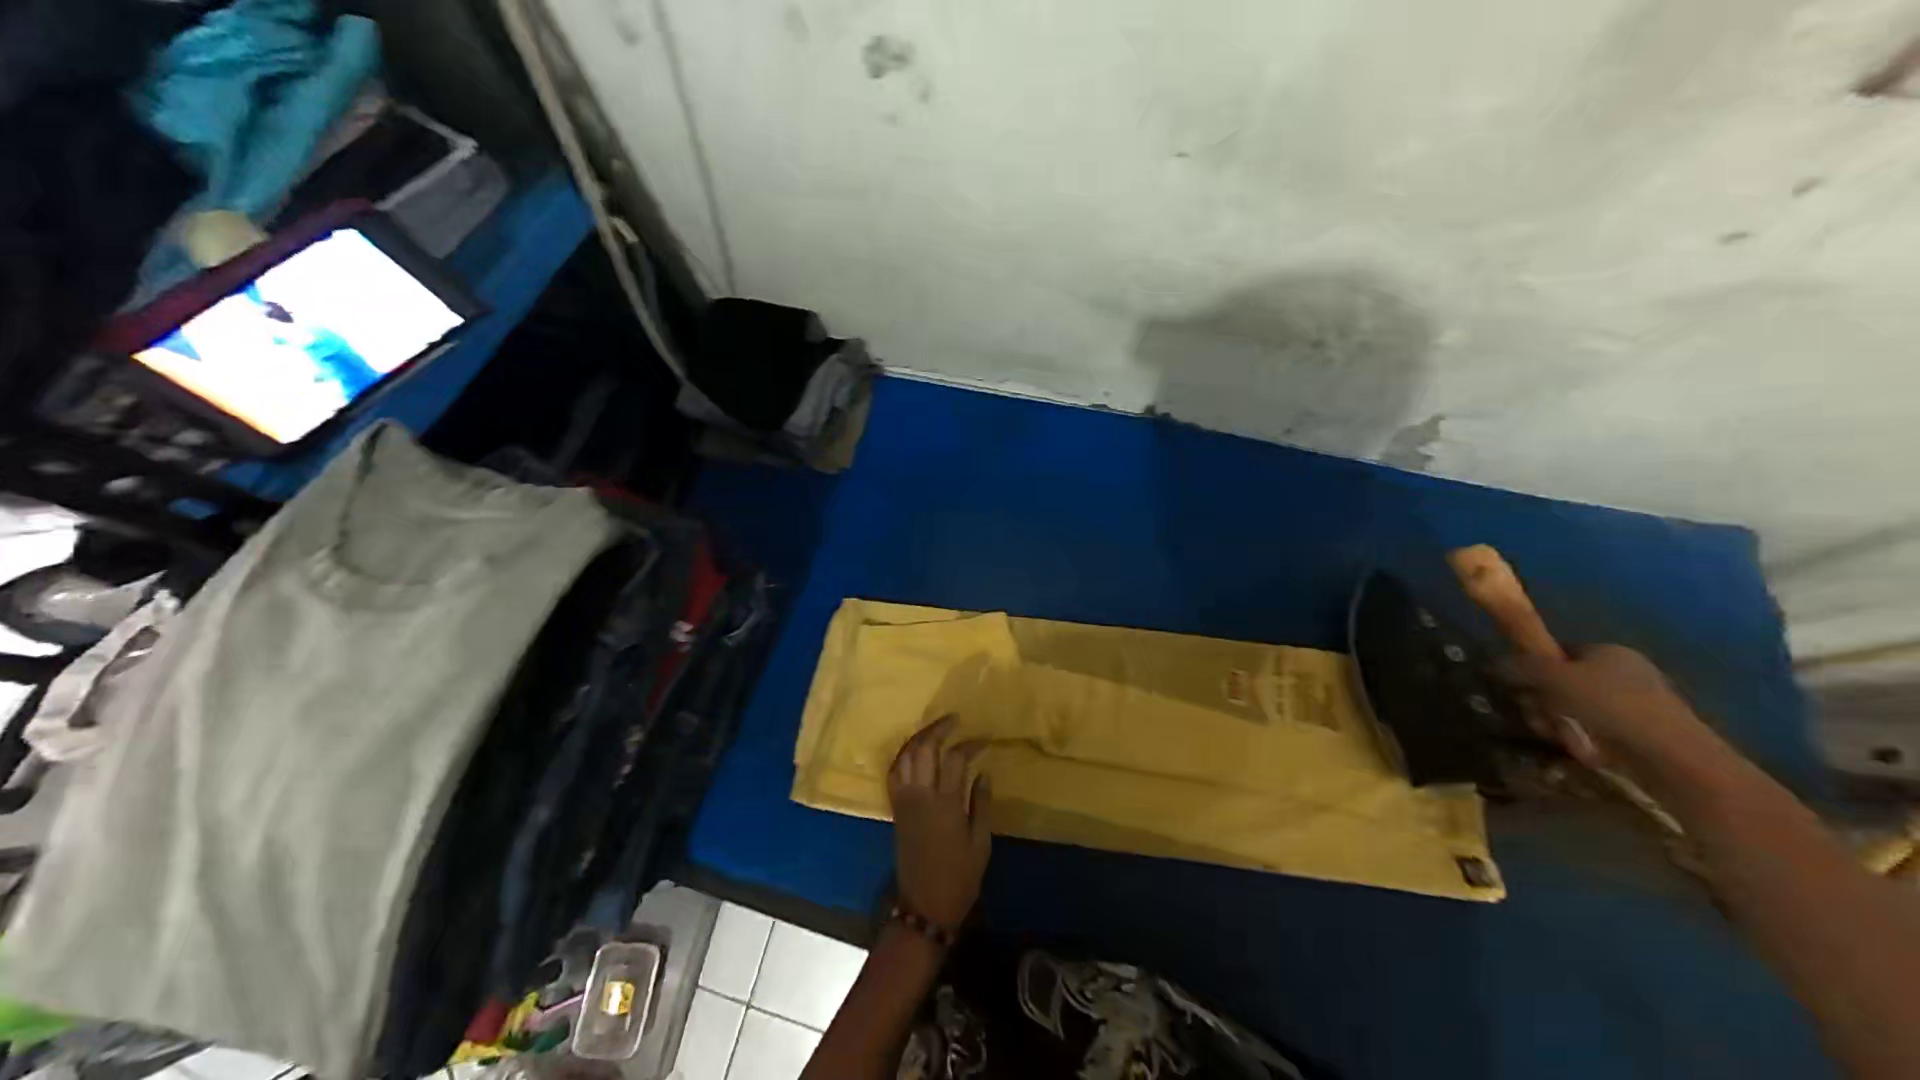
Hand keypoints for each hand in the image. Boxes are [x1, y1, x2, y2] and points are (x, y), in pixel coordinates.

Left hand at [886, 716, 992, 928]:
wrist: (925, 904)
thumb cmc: (960, 877)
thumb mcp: (980, 842)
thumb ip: (980, 804)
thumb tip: (983, 773)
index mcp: (945, 805)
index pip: (955, 759)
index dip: (970, 745)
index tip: (985, 741)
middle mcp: (920, 796)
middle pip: (924, 749)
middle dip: (939, 729)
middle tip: (955, 720)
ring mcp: (904, 801)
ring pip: (905, 756)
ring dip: (919, 737)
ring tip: (936, 729)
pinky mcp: (895, 808)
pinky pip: (894, 772)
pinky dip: (903, 756)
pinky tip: (915, 751)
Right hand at [1510, 644, 1722, 772]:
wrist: (1673, 756)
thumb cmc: (1612, 705)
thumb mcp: (1555, 677)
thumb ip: (1521, 666)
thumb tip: (1496, 663)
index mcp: (1607, 650)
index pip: (1555, 651)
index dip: (1533, 667)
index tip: (1522, 686)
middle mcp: (1620, 672)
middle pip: (1559, 682)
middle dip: (1542, 701)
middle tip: (1539, 715)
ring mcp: (1631, 703)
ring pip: (1571, 709)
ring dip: (1556, 722)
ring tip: (1560, 736)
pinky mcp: (1636, 733)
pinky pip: (1591, 730)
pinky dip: (1579, 739)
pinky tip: (1580, 749)